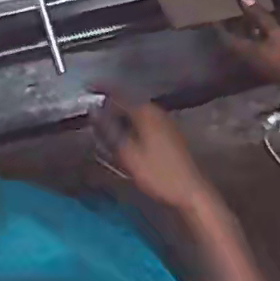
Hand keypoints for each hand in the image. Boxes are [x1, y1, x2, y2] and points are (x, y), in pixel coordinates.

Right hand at [93, 97, 217, 214]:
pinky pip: (144, 118)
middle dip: (109, 102)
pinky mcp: (169, 132)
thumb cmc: (159, 174)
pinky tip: (126, 133)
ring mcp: (164, 120)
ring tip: (105, 122)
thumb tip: (92, 110)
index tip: (86, 87)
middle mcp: (155, 110)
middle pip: (127, 99)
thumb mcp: (129, 154)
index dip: (101, 88)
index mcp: (144, 111)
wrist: (193, 193)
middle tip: (93, 109)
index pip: (118, 92)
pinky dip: (131, 121)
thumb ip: (109, 130)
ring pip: (136, 110)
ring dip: (120, 113)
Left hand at [217, 0, 279, 98]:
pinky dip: (261, 31)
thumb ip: (258, 15)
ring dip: (248, 25)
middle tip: (231, 1)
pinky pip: (262, 43)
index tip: (215, 4)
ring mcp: (265, 61)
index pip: (224, 35)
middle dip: (234, 20)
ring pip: (250, 40)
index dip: (218, 20)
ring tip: (248, 5)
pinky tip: (267, 21)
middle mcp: (251, 58)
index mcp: (246, 52)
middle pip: (236, 37)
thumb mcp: (276, 33)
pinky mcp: (278, 61)